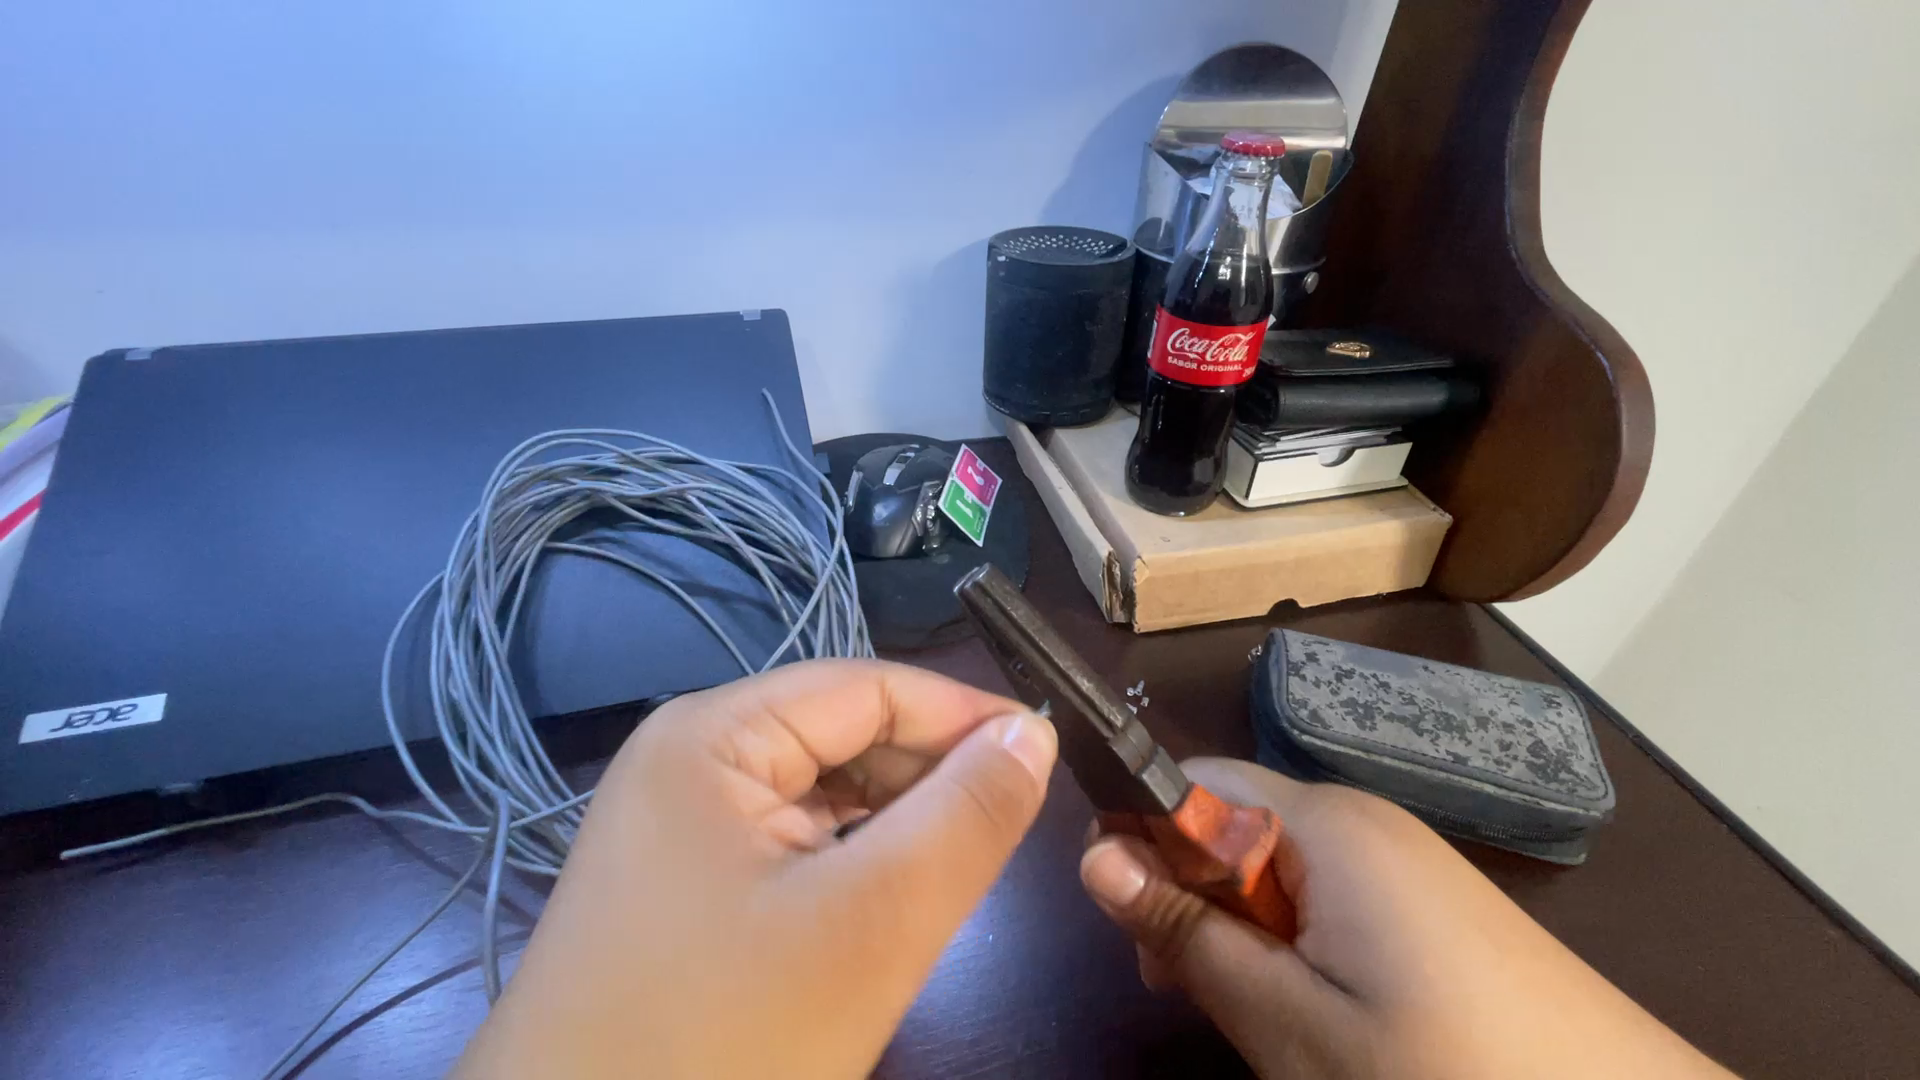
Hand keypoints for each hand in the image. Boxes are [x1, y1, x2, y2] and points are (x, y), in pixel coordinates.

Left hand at [455, 659, 1056, 1078]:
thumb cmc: (723, 1044)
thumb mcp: (872, 925)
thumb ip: (967, 818)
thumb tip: (1031, 734)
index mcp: (714, 735)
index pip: (868, 687)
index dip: (961, 712)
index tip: (1043, 752)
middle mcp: (691, 758)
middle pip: (843, 733)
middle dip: (928, 772)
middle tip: (1005, 823)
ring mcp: (681, 821)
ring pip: (824, 790)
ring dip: (896, 818)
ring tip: (954, 861)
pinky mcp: (686, 880)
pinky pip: (794, 840)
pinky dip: (854, 858)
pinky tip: (886, 896)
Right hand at [1080, 759, 1735, 1078]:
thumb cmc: (1448, 1076)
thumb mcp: (1291, 1021)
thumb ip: (1186, 931)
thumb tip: (1093, 857)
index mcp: (1324, 822)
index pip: (1192, 782)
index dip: (1142, 835)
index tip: (1124, 917)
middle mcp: (1359, 818)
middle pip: (1231, 821)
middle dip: (1185, 888)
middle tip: (1171, 981)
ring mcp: (1399, 858)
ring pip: (1274, 863)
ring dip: (1233, 921)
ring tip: (1236, 1005)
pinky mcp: (1425, 901)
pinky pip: (1323, 893)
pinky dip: (1288, 939)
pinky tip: (1302, 1007)